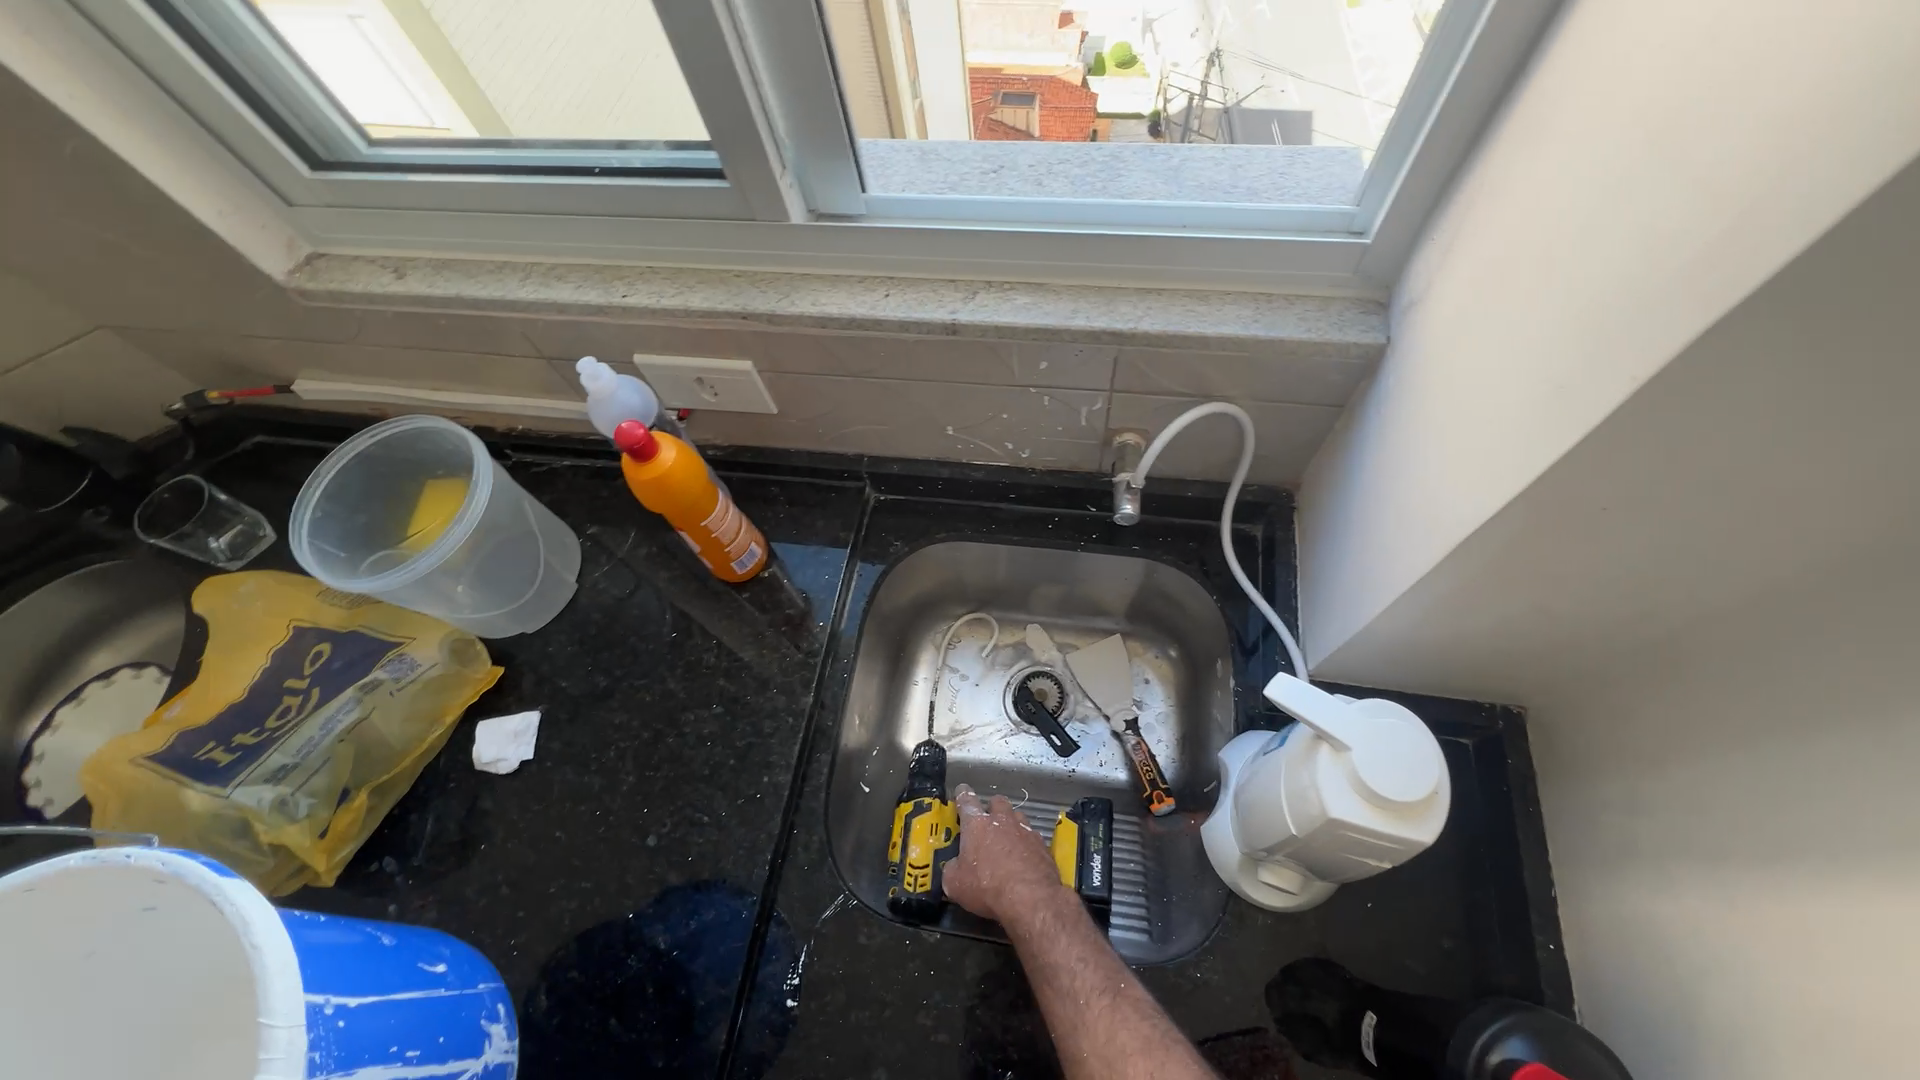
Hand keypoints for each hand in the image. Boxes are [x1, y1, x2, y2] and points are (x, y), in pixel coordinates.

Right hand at [943, 784, 1069, 926]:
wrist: (1031, 897)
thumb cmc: (987, 887)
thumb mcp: (955, 884)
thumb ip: (952, 870)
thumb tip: (954, 868)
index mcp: (977, 824)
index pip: (966, 800)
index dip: (962, 794)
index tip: (961, 791)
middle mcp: (1002, 820)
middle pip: (997, 802)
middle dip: (991, 808)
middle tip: (987, 821)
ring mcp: (1025, 830)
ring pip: (1017, 816)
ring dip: (1011, 824)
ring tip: (1007, 840)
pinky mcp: (1042, 845)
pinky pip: (1032, 837)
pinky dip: (1026, 844)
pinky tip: (1024, 858)